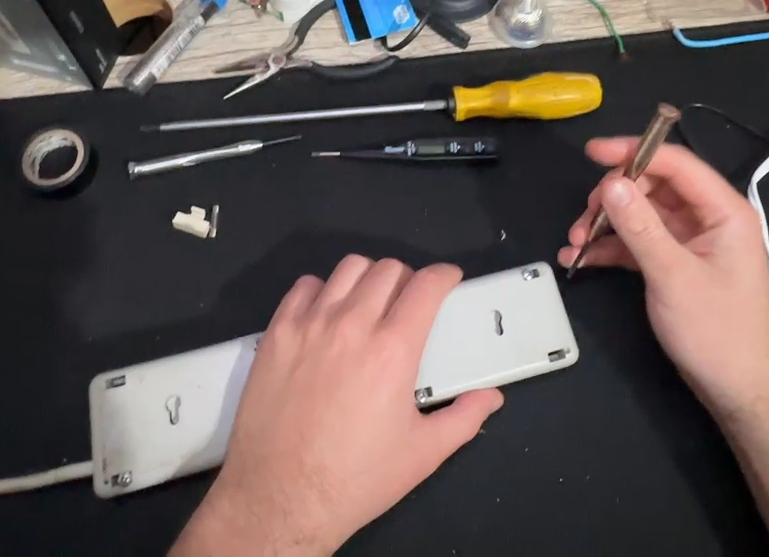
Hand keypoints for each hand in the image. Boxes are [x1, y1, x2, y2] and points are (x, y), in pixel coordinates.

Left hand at [172, 257, 503, 556]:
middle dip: (408, 278)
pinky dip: (322, 291)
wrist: (279, 500)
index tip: (448, 279)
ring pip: (348, 268)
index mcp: (393, 350)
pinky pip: (305, 286)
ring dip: (367, 279)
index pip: (426, 285)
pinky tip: (327, 314)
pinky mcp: (278, 332)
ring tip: (370, 303)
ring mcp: (310, 324)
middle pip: (388, 269)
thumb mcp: (422, 455)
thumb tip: (491, 397)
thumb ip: (463, 418)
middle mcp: (352, 325)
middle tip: (409, 302)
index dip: (444, 275)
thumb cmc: (355, 479)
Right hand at [558, 138, 768, 417]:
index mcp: (724, 212)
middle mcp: (709, 219)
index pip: (676, 164)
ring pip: (641, 213)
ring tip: (575, 243)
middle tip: (583, 216)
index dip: (633, 152)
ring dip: (605, 224)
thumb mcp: (673, 277)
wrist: (739, 394)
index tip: (592, 152)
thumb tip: (610, 184)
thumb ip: (640, 227)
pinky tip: (580, 259)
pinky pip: (638, 241)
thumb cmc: (717, 333)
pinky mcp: (675, 263)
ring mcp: (691, 241)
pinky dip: (610, 247)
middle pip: (653, 186)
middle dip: (613, 197)